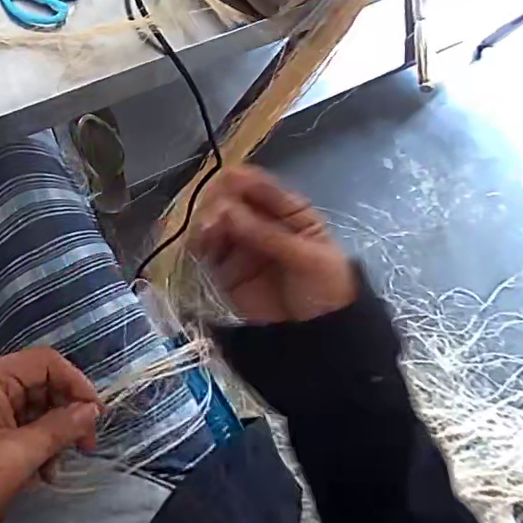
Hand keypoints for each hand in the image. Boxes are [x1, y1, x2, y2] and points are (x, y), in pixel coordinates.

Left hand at [0, 347, 100, 522]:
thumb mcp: (18, 457)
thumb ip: (57, 428)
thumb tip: (91, 409)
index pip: (45, 360)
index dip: (75, 383)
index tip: (98, 418)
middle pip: (42, 382)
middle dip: (67, 412)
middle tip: (85, 449)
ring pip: (37, 408)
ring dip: (54, 435)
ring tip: (54, 470)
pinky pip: (25, 428)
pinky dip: (40, 447)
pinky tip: (43, 475)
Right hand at [187, 165, 356, 322]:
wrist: (319, 342)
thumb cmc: (325, 292)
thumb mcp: (307, 259)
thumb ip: (266, 233)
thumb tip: (223, 208)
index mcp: (288, 212)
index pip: (260, 186)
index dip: (242, 181)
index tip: (224, 181)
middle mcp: (259, 222)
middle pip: (230, 199)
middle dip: (218, 202)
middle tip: (216, 215)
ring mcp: (240, 243)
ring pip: (213, 220)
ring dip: (205, 220)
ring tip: (207, 231)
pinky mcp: (223, 265)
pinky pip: (204, 246)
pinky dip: (196, 241)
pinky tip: (198, 243)